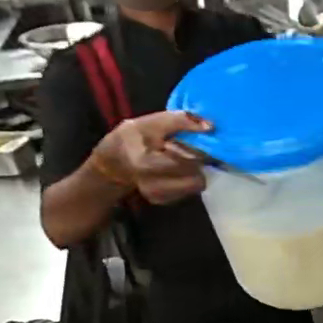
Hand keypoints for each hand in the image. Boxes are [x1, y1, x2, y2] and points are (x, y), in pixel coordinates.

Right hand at [89, 110, 212, 204]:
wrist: (113, 163)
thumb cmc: (131, 139)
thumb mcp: (150, 123)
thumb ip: (180, 121)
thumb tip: (209, 126)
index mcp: (148, 164)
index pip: (191, 160)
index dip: (198, 149)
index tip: (193, 141)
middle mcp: (155, 186)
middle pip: (197, 174)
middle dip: (197, 161)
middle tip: (185, 150)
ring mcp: (161, 196)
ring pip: (196, 184)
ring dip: (194, 171)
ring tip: (180, 159)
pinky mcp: (165, 201)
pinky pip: (189, 190)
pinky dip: (188, 179)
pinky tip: (175, 170)